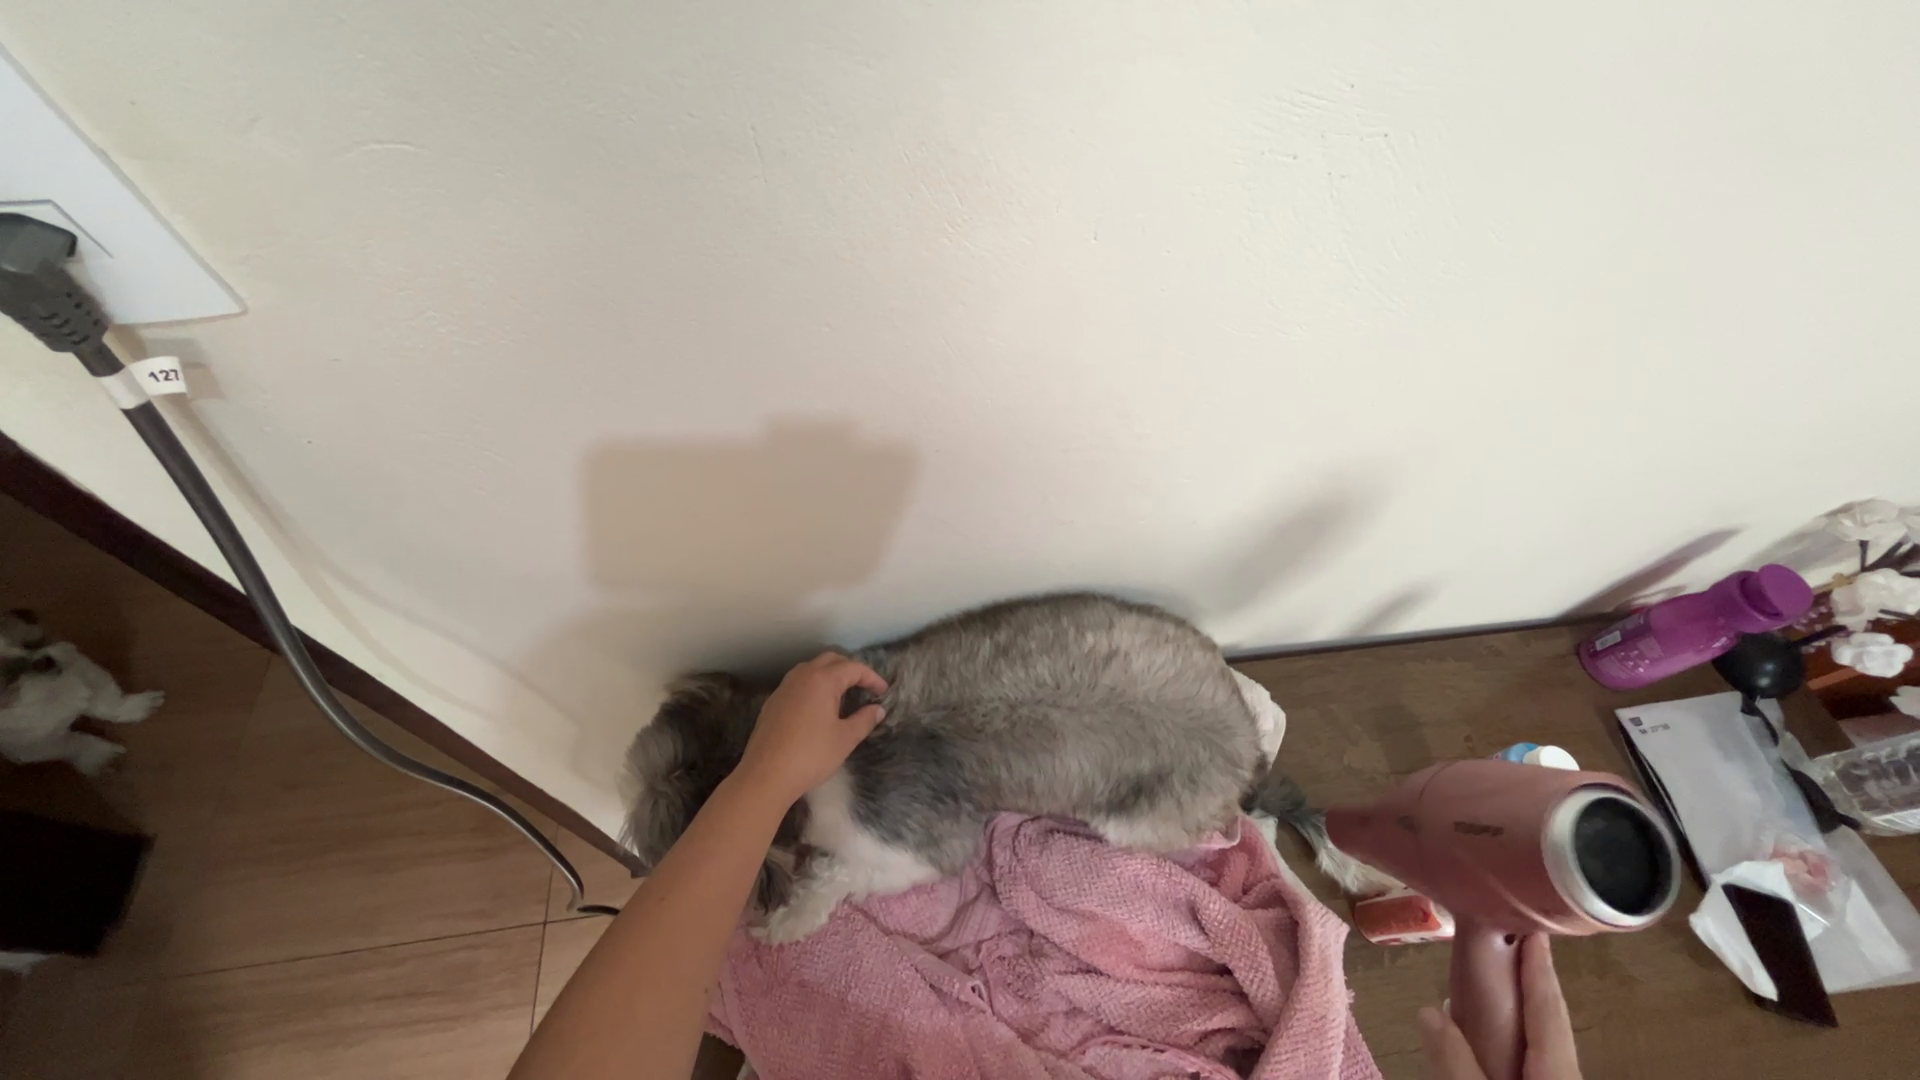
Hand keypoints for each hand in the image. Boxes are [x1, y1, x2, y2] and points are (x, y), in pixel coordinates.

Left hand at [733, 653, 887, 805]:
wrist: (765, 775)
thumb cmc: (811, 755)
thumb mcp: (845, 739)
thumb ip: (864, 720)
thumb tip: (878, 709)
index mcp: (822, 680)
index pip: (853, 668)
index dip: (872, 678)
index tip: (883, 692)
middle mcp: (802, 676)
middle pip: (831, 660)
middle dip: (850, 669)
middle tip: (864, 687)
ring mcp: (784, 687)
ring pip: (811, 668)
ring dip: (829, 674)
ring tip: (842, 694)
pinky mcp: (772, 702)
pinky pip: (797, 683)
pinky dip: (813, 685)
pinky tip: (817, 707)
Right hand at [1420, 935, 1581, 1079]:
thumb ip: (1455, 1062)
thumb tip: (1429, 1011)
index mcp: (1557, 1072)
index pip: (1546, 1009)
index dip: (1538, 966)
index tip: (1534, 927)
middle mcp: (1564, 1075)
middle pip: (1548, 1021)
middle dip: (1530, 981)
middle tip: (1507, 942)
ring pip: (1538, 1043)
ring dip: (1517, 1010)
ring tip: (1488, 982)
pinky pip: (1527, 1061)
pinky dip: (1509, 1038)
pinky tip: (1483, 1039)